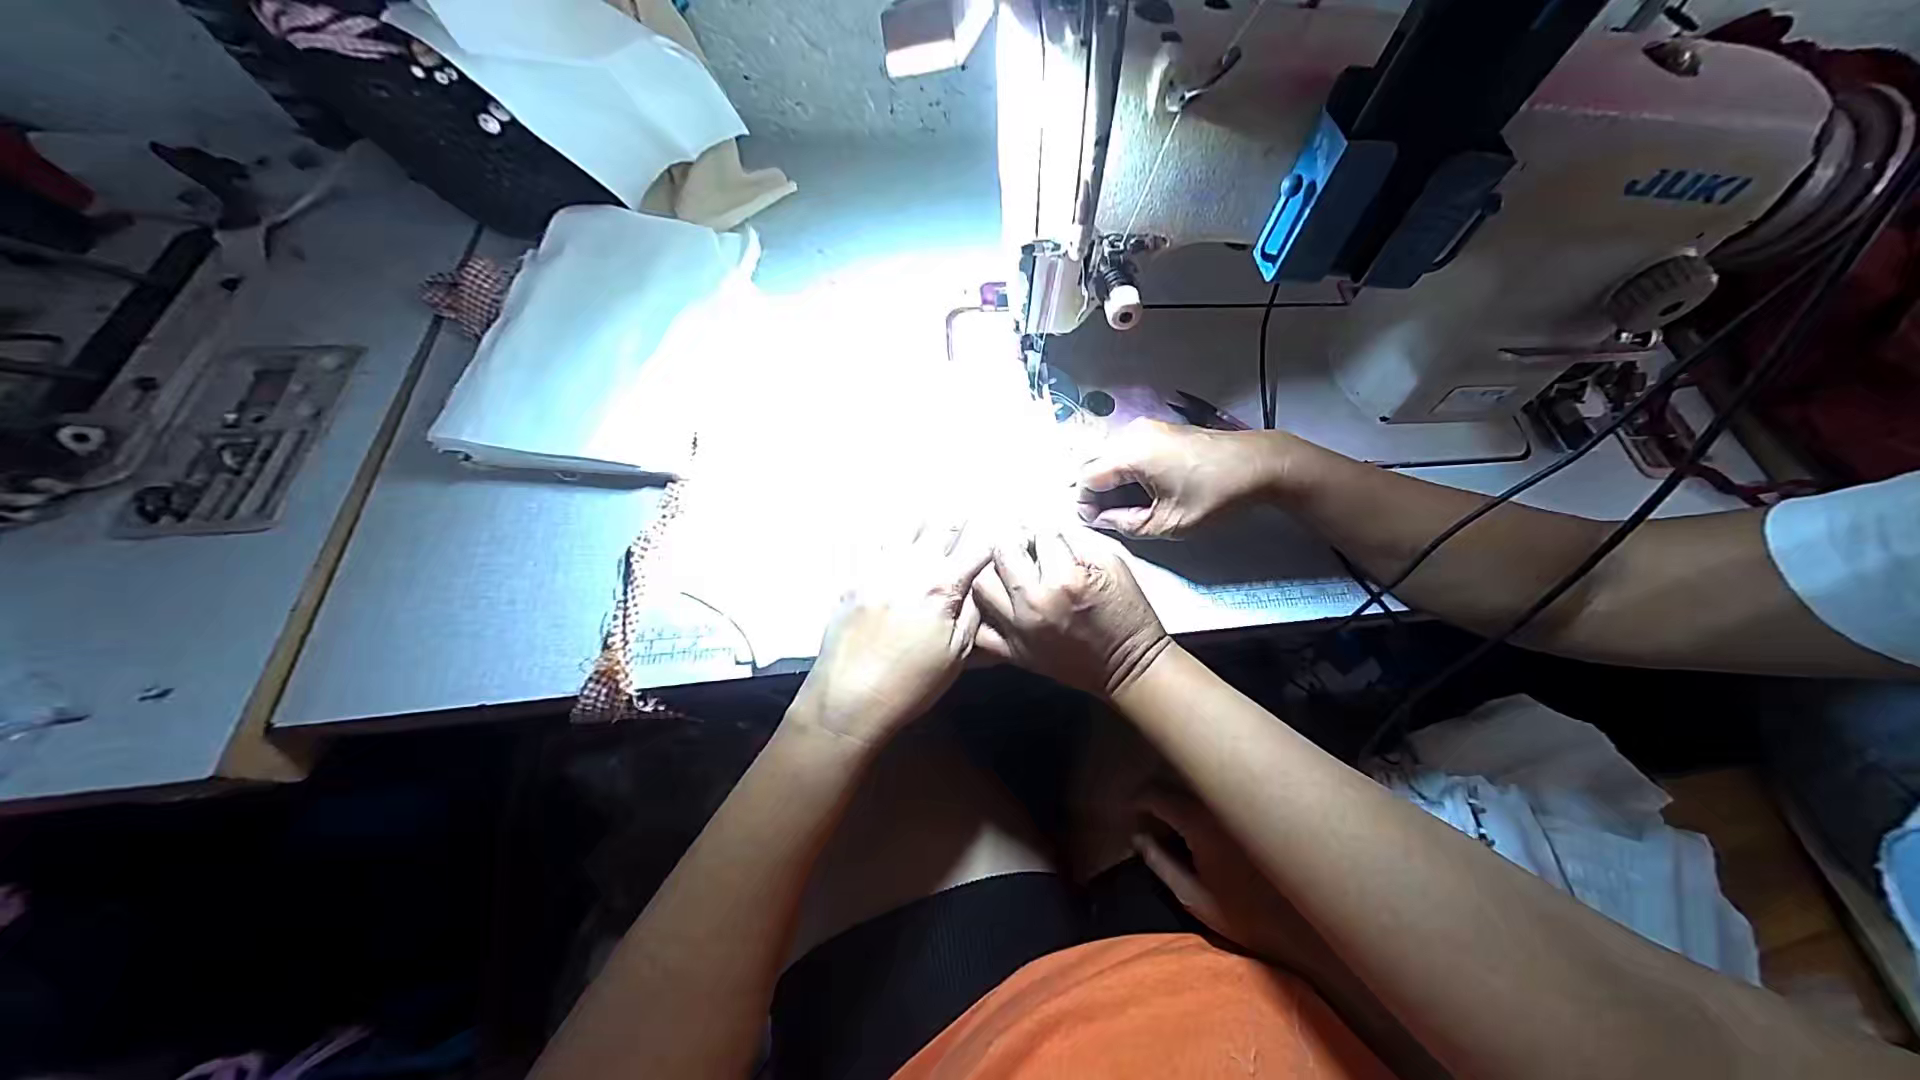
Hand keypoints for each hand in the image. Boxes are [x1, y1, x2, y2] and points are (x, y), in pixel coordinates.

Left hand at [788, 522, 993, 748]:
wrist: (850, 699)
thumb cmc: (911, 684)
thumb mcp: (956, 654)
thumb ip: (973, 612)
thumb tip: (982, 582)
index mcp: (942, 586)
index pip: (977, 546)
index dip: (995, 536)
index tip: (1003, 533)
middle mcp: (910, 567)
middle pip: (940, 526)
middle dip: (958, 523)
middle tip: (965, 525)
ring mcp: (876, 569)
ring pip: (903, 527)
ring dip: (921, 525)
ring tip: (929, 526)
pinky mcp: (850, 578)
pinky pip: (864, 542)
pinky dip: (878, 534)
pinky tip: (883, 534)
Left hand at [972, 528, 1170, 697]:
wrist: (1129, 667)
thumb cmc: (1127, 614)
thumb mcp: (1112, 566)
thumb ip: (1075, 543)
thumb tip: (1045, 532)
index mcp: (1065, 580)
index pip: (1040, 536)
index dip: (1045, 532)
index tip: (1048, 539)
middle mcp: (1036, 604)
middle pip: (1002, 554)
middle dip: (1013, 542)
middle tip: (1022, 545)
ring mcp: (1019, 630)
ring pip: (981, 585)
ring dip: (991, 570)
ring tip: (1006, 570)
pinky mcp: (1013, 652)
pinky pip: (978, 629)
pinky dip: (981, 612)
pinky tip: (995, 602)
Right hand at [1078, 418, 1282, 537]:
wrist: (1259, 464)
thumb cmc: (1215, 495)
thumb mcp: (1168, 522)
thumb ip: (1126, 524)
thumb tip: (1101, 519)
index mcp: (1129, 454)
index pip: (1085, 478)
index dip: (1084, 504)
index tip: (1096, 523)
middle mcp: (1132, 434)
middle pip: (1093, 463)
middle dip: (1094, 491)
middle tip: (1109, 516)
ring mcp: (1146, 427)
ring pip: (1109, 456)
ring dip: (1109, 480)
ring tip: (1126, 505)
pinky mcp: (1159, 429)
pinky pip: (1127, 449)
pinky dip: (1125, 469)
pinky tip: (1141, 489)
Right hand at [1134, 790, 1320, 966]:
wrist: (1318, 926)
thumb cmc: (1252, 917)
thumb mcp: (1193, 897)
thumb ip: (1158, 861)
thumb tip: (1138, 836)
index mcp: (1198, 818)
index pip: (1155, 793)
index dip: (1137, 803)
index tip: (1132, 819)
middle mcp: (1221, 796)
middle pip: (1177, 780)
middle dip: (1160, 799)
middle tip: (1155, 825)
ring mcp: (1246, 795)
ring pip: (1202, 781)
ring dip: (1184, 798)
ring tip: (1181, 829)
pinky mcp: (1265, 800)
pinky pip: (1226, 788)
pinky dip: (1209, 800)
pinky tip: (1212, 829)